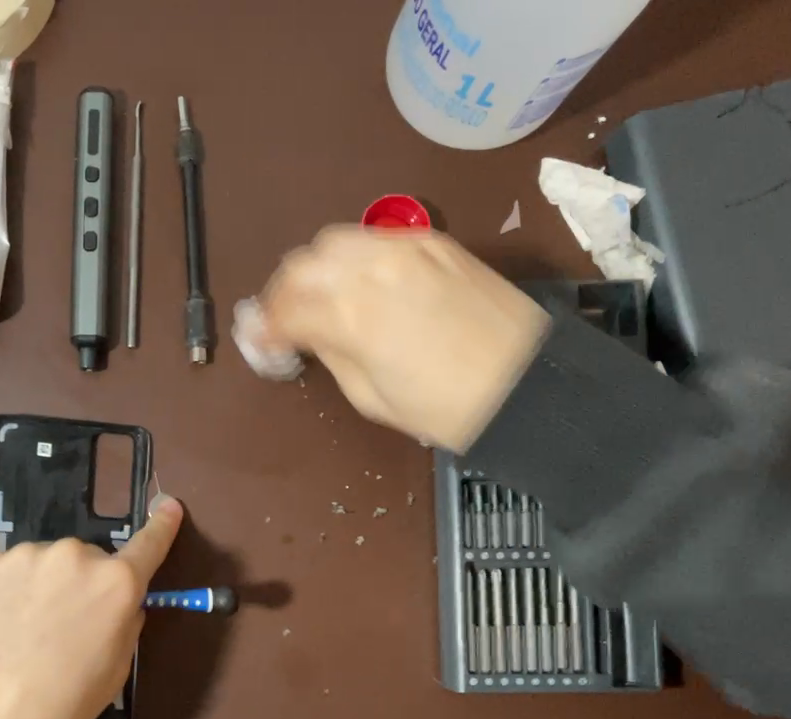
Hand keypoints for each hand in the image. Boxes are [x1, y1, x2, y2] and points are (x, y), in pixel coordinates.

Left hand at [0, 498, 184, 718]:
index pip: (148, 545)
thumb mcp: (113, 673)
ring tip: (22, 631)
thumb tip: (118, 603)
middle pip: (88, 560)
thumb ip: (124, 624)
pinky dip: (6, 589)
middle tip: (62, 628)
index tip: (170, 507)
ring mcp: (24, 554)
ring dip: (42, 585)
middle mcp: (73, 555)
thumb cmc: (59, 709)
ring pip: (45, 563)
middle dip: (83, 585)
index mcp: (116, 585)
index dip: (162, 526)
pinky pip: (8, 569)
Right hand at [260, 226, 549, 452]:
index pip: (285, 311)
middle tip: (282, 320)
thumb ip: (331, 354)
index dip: (265, 330)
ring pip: (334, 241)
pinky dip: (353, 257)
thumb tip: (307, 335)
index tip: (262, 344)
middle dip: (283, 293)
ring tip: (316, 296)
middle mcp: (370, 270)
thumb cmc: (446, 407)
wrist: (528, 382)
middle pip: (301, 265)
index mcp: (350, 316)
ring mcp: (404, 249)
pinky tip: (358, 282)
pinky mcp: (433, 243)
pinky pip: (375, 237)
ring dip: (314, 268)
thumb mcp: (370, 396)